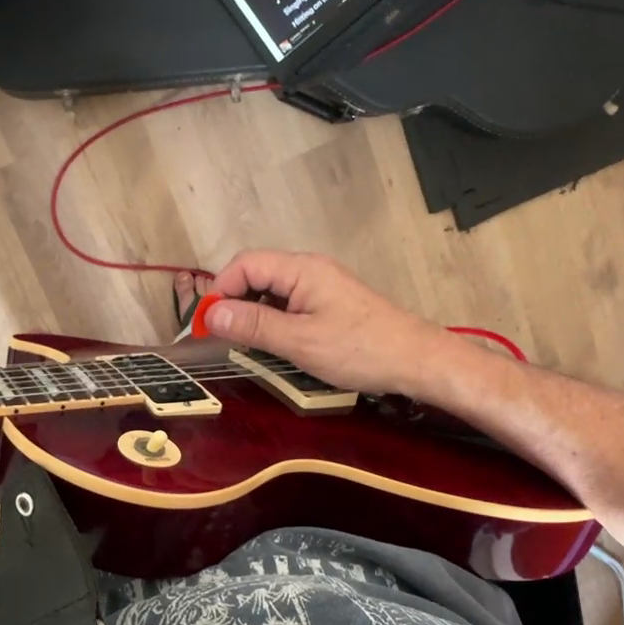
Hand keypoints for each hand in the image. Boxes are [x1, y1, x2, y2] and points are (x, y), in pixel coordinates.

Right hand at [205, 250, 458, 394]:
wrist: (415, 360)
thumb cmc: (359, 350)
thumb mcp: (299, 341)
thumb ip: (253, 326)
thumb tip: (211, 313)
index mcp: (301, 269)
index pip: (245, 264)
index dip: (221, 290)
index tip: (208, 324)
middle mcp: (309, 269)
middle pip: (257, 273)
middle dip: (234, 301)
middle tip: (222, 336)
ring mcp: (321, 285)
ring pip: (272, 290)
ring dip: (253, 312)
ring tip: (245, 343)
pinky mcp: (330, 302)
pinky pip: (289, 302)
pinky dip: (272, 319)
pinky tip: (273, 343)